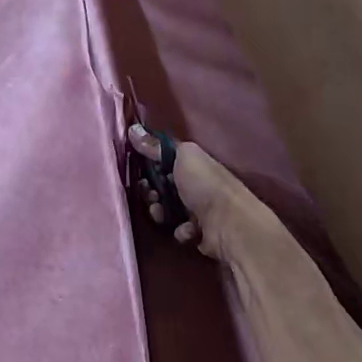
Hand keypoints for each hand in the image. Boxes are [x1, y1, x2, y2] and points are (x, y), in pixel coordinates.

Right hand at [129, 124, 242, 257]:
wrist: (229, 223)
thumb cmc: (205, 185)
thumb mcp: (182, 157)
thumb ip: (156, 146)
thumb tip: (132, 129)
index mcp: (193, 164)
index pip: (164, 162)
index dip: (148, 166)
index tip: (138, 171)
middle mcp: (196, 184)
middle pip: (162, 188)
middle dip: (152, 193)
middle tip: (152, 196)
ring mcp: (199, 209)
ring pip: (167, 211)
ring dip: (162, 213)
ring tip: (164, 214)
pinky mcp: (200, 233)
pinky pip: (179, 231)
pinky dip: (182, 231)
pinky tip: (189, 229)